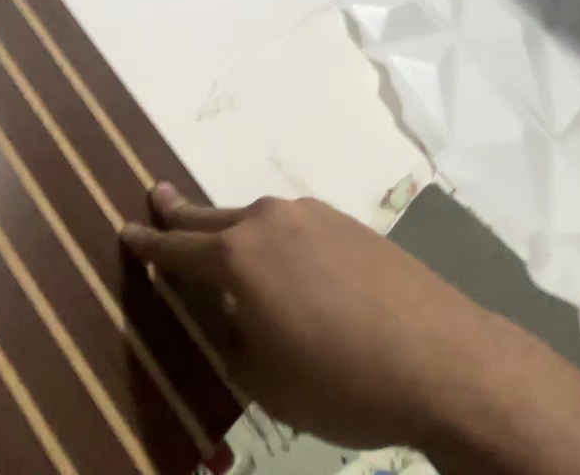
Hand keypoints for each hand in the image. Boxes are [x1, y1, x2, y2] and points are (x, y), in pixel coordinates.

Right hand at [121, 184, 511, 449]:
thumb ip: (230, 339)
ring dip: (236, 233)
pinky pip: (296, 228)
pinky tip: (299, 271)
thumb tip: (228, 315)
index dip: (147, 243)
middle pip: (210, 216)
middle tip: (159, 197)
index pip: (174, 248)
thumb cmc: (343, 382)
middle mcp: (266, 222)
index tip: (126, 231)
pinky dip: (281, 243)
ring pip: (256, 221)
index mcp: (234, 257)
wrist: (453, 366)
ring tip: (234, 252)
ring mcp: (312, 217)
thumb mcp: (264, 381)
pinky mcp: (352, 225)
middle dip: (180, 212)